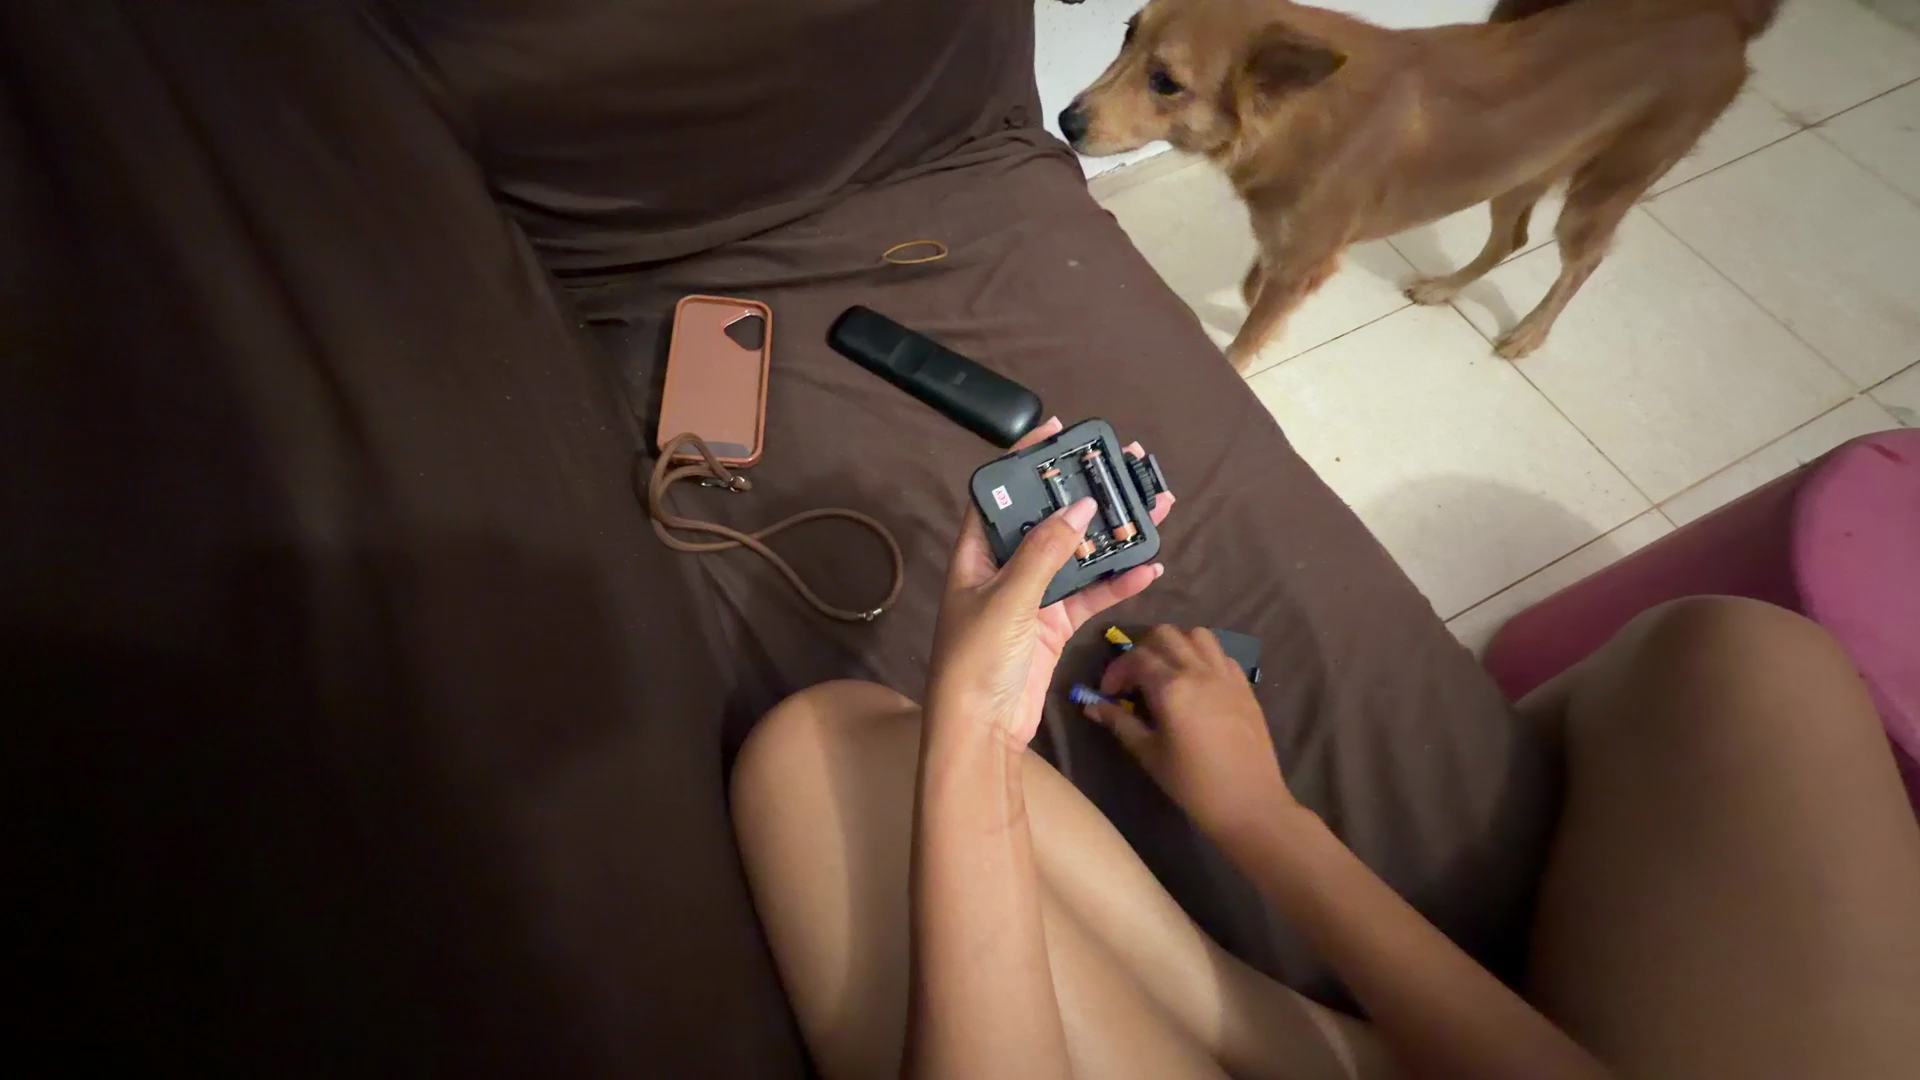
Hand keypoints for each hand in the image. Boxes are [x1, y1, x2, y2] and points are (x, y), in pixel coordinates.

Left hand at [926, 418, 1172, 749]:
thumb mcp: (1007, 599)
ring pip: (1078, 556)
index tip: (1057, 430)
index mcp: (977, 553)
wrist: (981, 729)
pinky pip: (1090, 595)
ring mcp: (1032, 596)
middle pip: (1049, 520)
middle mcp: (1004, 568)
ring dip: (1113, 535)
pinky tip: (1150, 565)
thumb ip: (1044, 553)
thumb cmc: (978, 659)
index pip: (999, 493)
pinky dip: (1118, 582)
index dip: (1023, 460)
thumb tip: (1079, 507)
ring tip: (1154, 507)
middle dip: (1084, 493)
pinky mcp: (1054, 624)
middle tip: (1123, 465)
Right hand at [1083, 626, 1298, 843]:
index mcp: (1171, 688)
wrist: (1249, 805)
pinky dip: (1203, 657)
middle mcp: (1198, 672)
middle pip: (1164, 635)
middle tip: (1135, 677)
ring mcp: (1225, 676)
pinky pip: (1221, 654)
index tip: (1109, 692)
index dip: (1116, 671)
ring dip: (1176, 645)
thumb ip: (1119, 723)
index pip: (1136, 658)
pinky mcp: (1244, 686)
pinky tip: (1197, 681)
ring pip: (1196, 635)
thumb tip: (1091, 706)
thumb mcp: (1149, 753)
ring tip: (1166, 670)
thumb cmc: (1192, 784)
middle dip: (1142, 649)